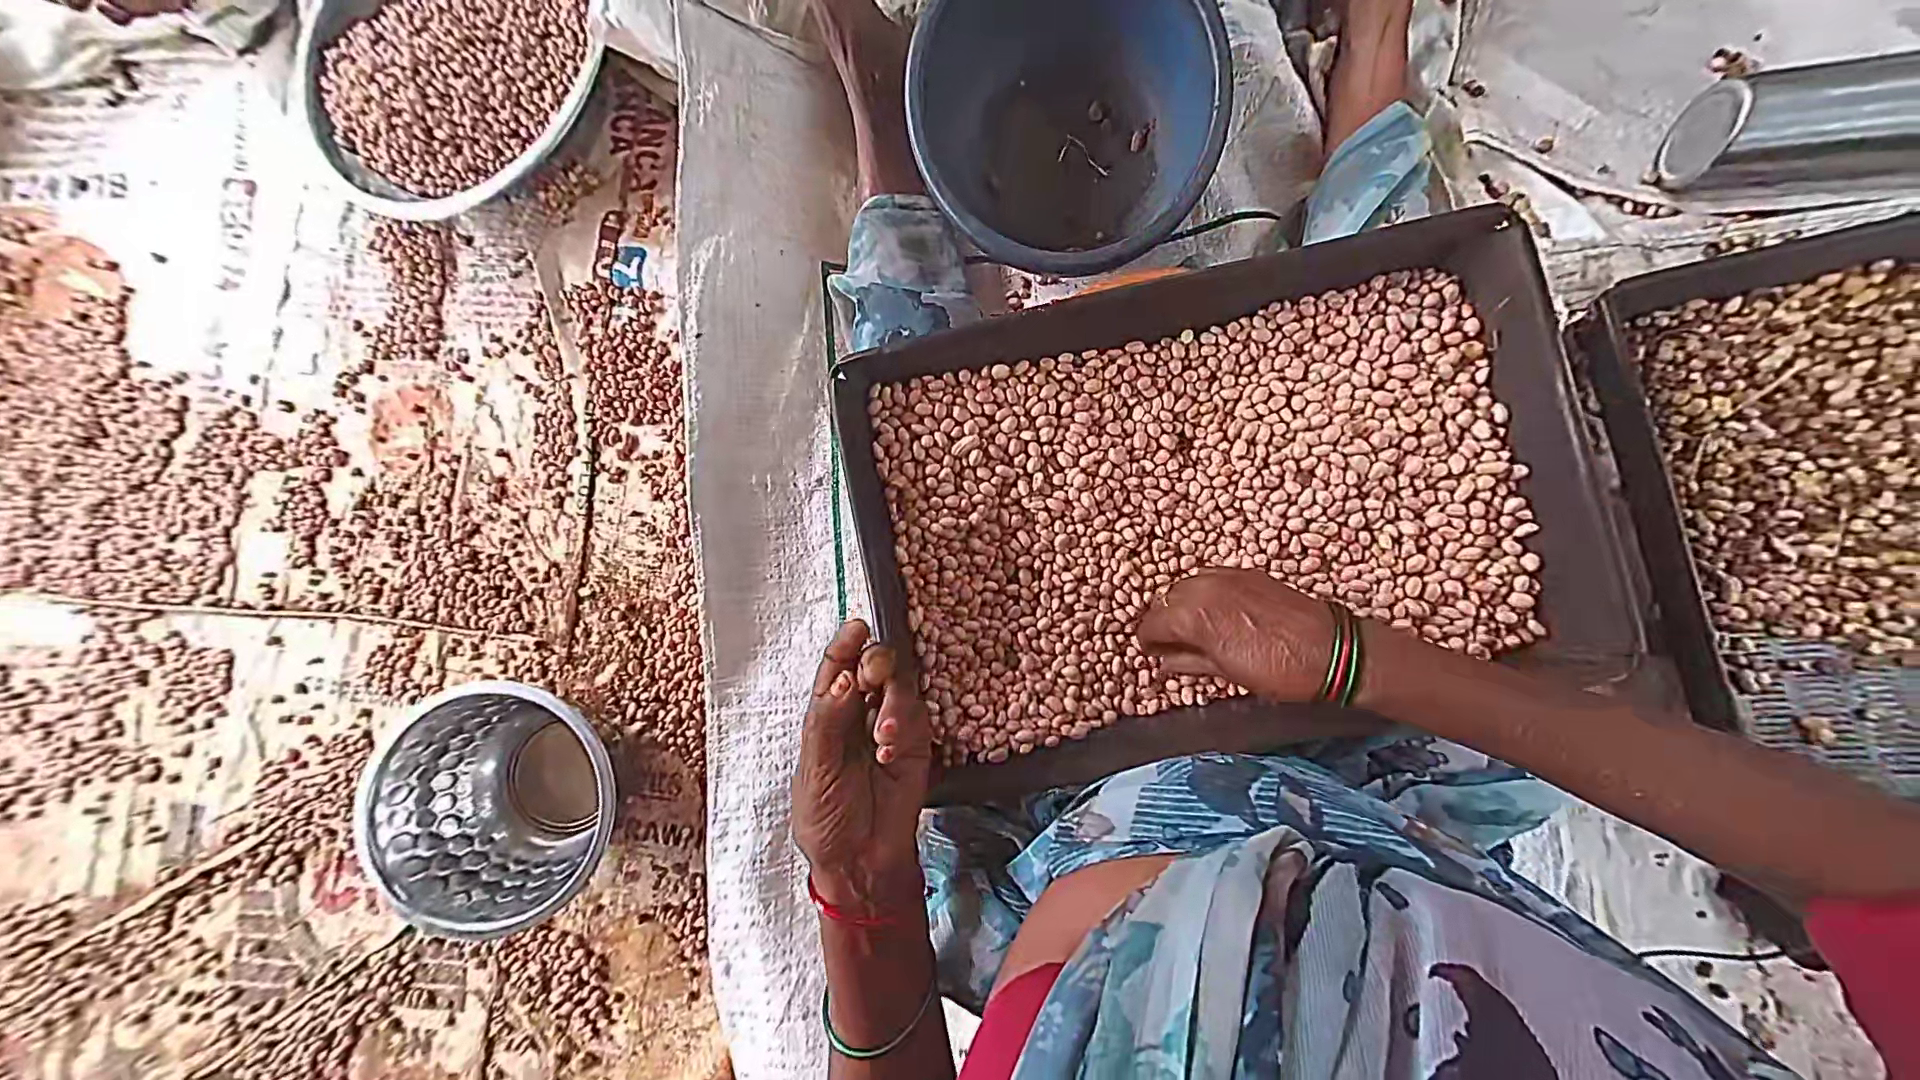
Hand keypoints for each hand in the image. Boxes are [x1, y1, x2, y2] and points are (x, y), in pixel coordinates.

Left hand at [791, 620, 933, 911]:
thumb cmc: (826, 816)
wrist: (861, 859)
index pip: (836, 666)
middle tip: (870, 676)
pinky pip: (917, 713)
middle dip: (874, 663)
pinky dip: (905, 723)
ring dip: (892, 699)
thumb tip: (842, 680)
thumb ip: (828, 721)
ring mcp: (891, 721)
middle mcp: (860, 709)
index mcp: (828, 710)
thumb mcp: (815, 769)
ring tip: (881, 734)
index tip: (856, 628)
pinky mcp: (917, 738)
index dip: (845, 645)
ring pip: (900, 683)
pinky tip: (890, 748)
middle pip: (873, 665)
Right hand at [1136, 569, 1339, 700]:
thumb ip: (1188, 662)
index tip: (1155, 652)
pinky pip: (1211, 579)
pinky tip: (1218, 611)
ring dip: (1183, 605)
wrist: (1332, 650)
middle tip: (1174, 643)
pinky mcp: (1246, 573)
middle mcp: (1202, 589)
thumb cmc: (1277, 670)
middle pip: (1165, 601)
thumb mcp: (1226, 672)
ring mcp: (1225, 577)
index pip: (1151, 624)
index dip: (1149, 642)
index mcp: (1191, 616)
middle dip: (1165, 622)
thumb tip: (1165, 662)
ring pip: (1186, 586)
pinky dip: (1206, 593)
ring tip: (1196, 627)